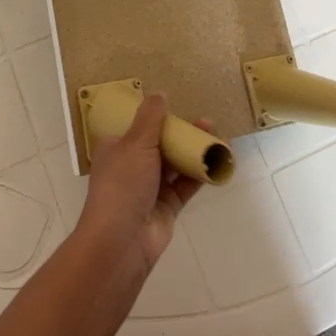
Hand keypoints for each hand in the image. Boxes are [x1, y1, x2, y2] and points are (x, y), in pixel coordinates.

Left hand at [76, 93, 205, 273]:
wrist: (122, 241)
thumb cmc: (123, 184)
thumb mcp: (135, 143)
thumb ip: (150, 118)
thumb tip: (159, 94)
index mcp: (116, 148)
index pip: (137, 128)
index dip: (158, 118)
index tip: (178, 110)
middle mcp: (132, 166)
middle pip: (161, 144)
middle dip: (183, 133)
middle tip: (207, 123)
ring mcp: (150, 187)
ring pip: (176, 163)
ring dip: (195, 151)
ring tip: (219, 138)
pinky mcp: (167, 206)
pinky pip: (186, 184)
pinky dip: (202, 173)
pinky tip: (220, 161)